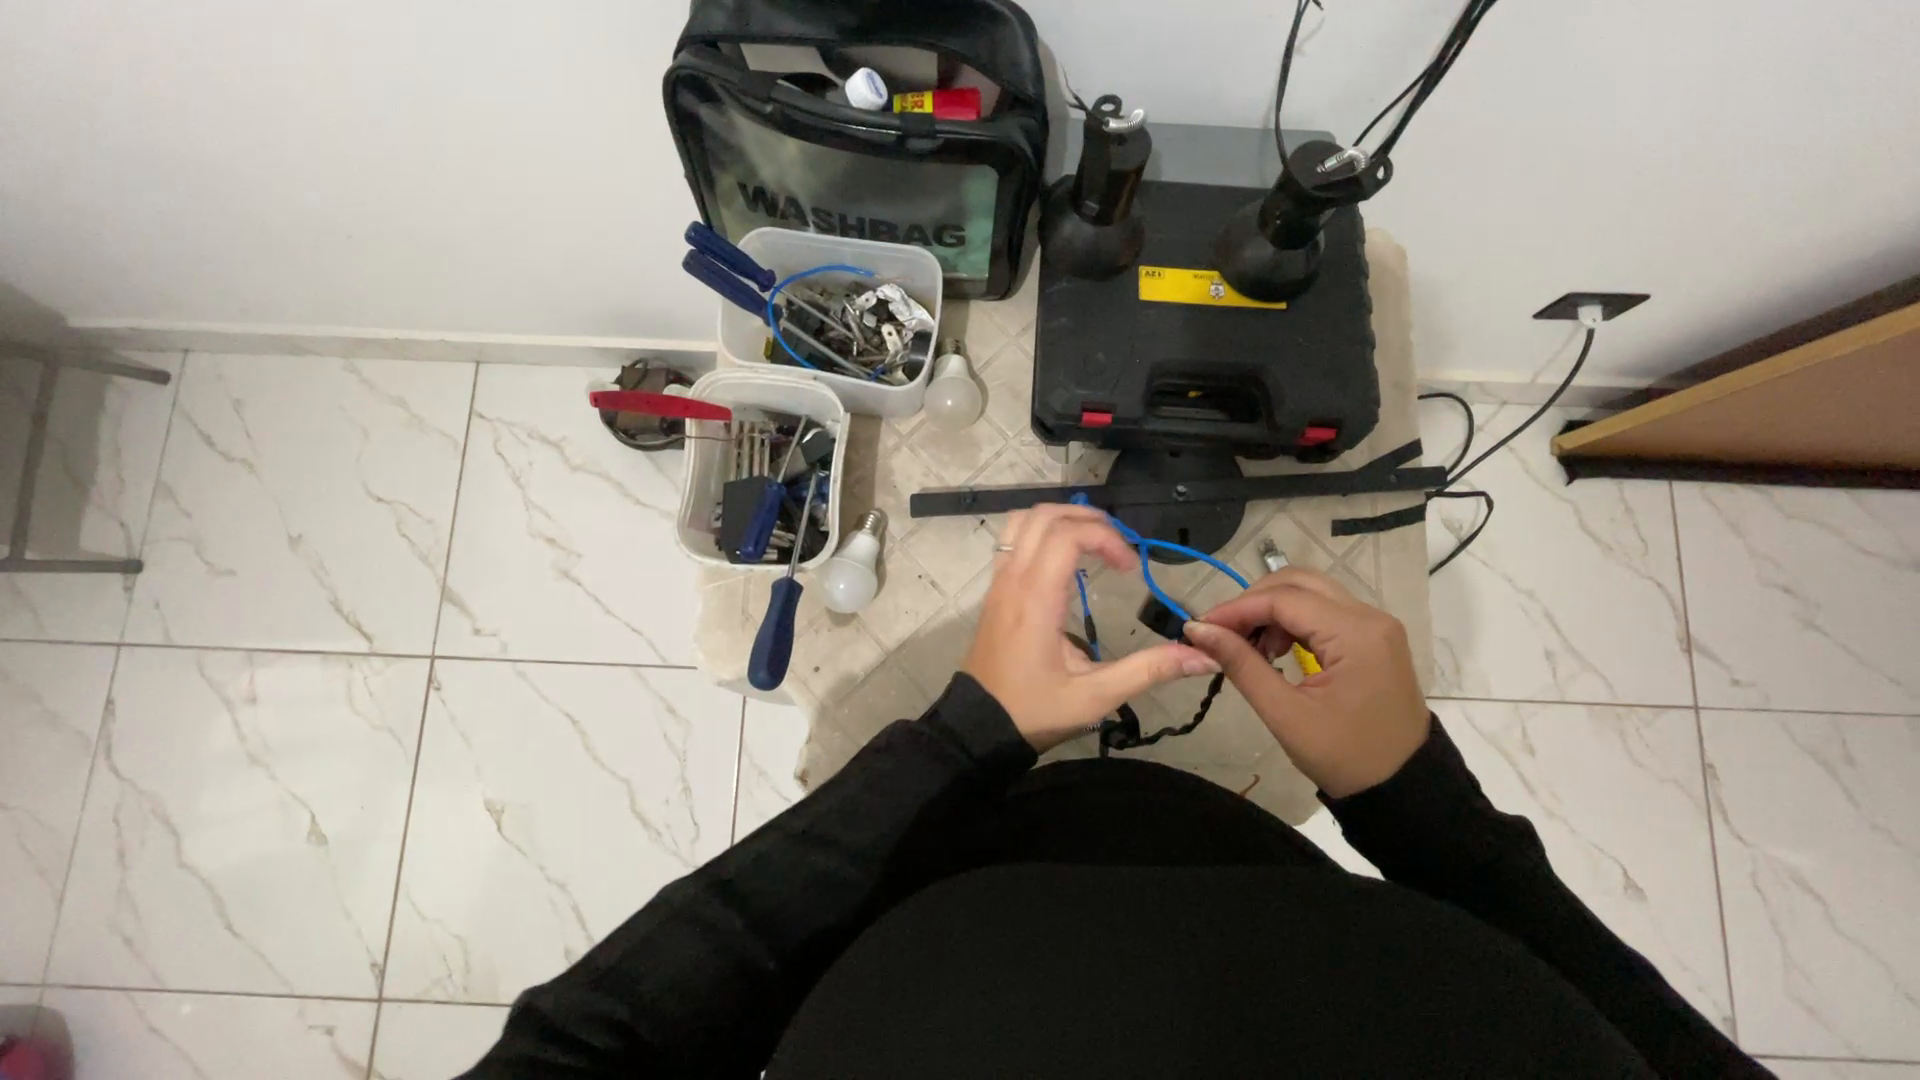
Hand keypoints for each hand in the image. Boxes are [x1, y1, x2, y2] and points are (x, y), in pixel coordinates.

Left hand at [963, 504, 1220, 751]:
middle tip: (1118, 547)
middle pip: (1044, 516)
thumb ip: (1148, 671)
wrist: (977, 727)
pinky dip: (1041, 534)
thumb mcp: (1095, 697)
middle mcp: (1013, 580)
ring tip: (1093, 542)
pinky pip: (1012, 541)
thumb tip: (1201, 656)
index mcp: (1036, 599)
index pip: (1068, 535)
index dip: (1107, 538)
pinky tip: (1065, 561)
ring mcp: (998, 583)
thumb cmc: (1034, 711)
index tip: (1131, 569)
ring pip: (1023, 522)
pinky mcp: (994, 592)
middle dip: (1087, 519)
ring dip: (1060, 520)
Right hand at [1182, 567, 1428, 797]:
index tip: (1199, 628)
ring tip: (1247, 645)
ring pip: (1311, 592)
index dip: (1236, 608)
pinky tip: (1274, 648)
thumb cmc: (1344, 755)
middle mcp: (1370, 617)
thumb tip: (1197, 631)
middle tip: (1221, 632)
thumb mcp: (1284, 713)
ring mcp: (1375, 625)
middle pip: (1298, 582)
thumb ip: (1241, 664)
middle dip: (1253, 601)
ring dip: (1271, 609)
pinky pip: (1324, 611)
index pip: (1283, 599)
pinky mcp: (1373, 637)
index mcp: (1356, 633)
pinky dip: (1291, 621)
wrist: (1403, 787)